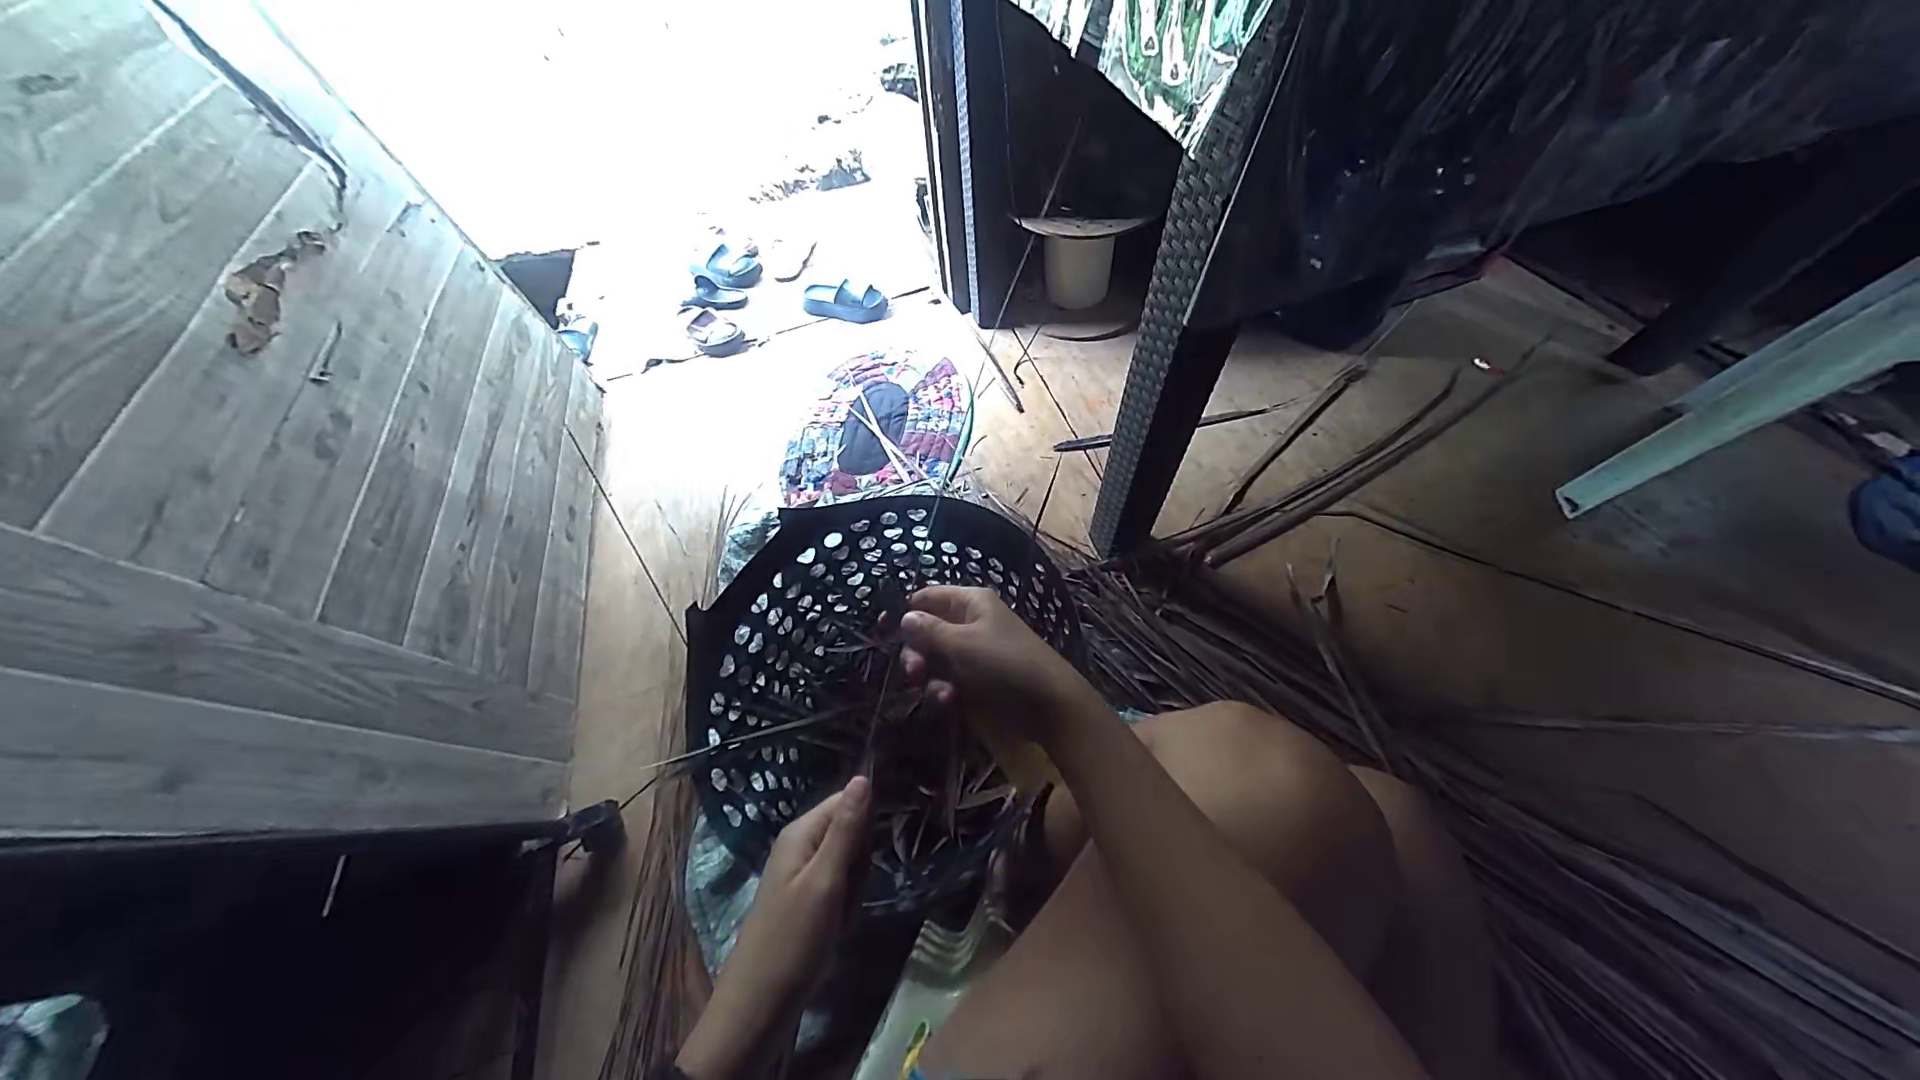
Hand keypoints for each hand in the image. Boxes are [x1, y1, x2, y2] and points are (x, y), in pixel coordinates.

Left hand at [677, 776, 869, 1079]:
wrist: (760, 1004)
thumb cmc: (794, 938)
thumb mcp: (826, 880)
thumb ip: (846, 829)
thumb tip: (862, 777)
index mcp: (801, 832)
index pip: (848, 801)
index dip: (865, 826)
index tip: (866, 856)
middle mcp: (802, 845)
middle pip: (852, 832)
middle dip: (860, 864)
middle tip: (847, 893)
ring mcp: (804, 873)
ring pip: (851, 864)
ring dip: (855, 890)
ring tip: (840, 916)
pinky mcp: (809, 898)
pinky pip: (842, 889)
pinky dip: (846, 908)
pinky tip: (837, 929)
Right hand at [897, 586, 1104, 748]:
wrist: (1048, 705)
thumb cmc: (1005, 663)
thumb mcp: (962, 643)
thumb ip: (929, 631)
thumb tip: (905, 616)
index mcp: (970, 603)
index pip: (928, 597)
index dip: (906, 612)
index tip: (881, 631)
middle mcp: (969, 624)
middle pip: (926, 631)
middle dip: (916, 652)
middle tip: (914, 671)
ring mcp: (972, 654)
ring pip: (933, 661)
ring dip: (929, 677)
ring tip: (941, 693)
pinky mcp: (975, 682)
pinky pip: (947, 681)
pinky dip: (944, 691)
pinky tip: (950, 702)